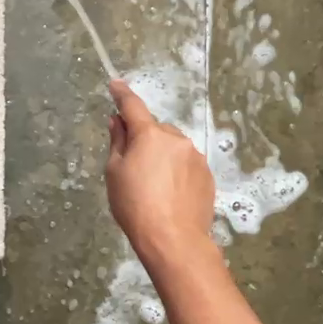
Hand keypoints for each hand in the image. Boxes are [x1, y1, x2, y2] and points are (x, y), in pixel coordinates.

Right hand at [106, 79, 217, 261]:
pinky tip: (169, 193)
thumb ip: (117, 142)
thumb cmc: (135, 205)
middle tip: (132, 165)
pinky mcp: (207, 175)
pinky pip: (186, 164)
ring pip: (172, 147)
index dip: (122, 95)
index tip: (115, 84)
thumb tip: (118, 121)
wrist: (173, 239)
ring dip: (162, 156)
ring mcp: (195, 157)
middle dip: (144, 139)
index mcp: (150, 135)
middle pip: (155, 130)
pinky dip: (176, 171)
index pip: (133, 106)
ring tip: (153, 185)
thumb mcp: (115, 173)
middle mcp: (176, 139)